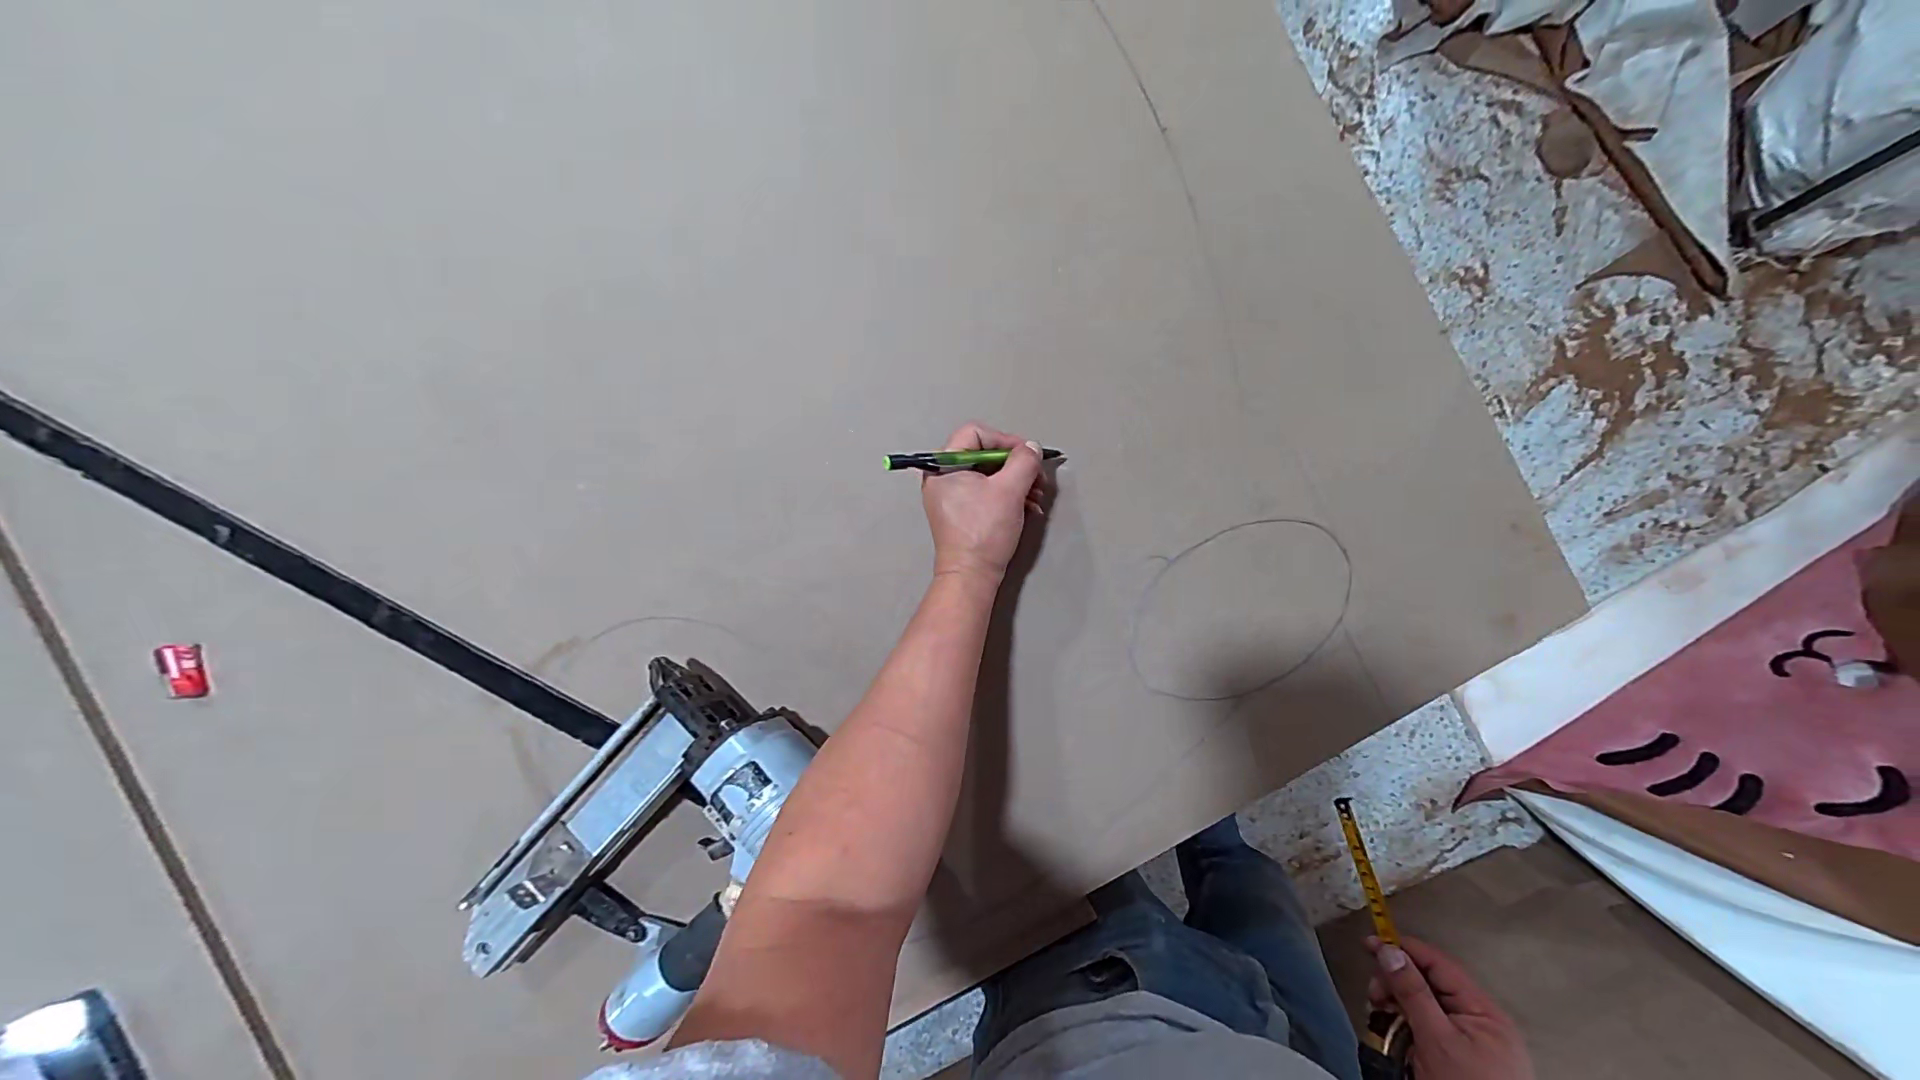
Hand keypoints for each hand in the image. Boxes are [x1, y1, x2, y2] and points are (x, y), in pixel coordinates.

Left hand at [922, 421, 1045, 581]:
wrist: (971, 575)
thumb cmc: (984, 532)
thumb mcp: (1009, 490)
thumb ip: (1024, 461)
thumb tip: (1031, 448)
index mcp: (943, 465)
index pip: (975, 433)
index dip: (1005, 439)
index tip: (1027, 455)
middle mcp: (942, 477)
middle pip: (984, 453)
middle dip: (1015, 464)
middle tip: (1037, 476)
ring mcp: (950, 495)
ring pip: (988, 474)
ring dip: (1016, 480)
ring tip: (1037, 495)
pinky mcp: (961, 512)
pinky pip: (985, 491)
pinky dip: (1008, 494)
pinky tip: (1028, 506)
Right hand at [1367, 935, 1533, 1079]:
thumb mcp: (1436, 1039)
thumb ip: (1412, 991)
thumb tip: (1390, 951)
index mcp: (1484, 1012)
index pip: (1438, 963)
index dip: (1403, 949)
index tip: (1372, 943)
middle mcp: (1478, 1021)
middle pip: (1427, 982)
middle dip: (1395, 982)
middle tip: (1376, 994)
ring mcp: (1467, 1039)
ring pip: (1421, 1003)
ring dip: (1396, 1004)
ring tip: (1382, 1016)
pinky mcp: (1453, 1054)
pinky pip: (1423, 1024)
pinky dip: (1403, 1022)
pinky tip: (1394, 1031)